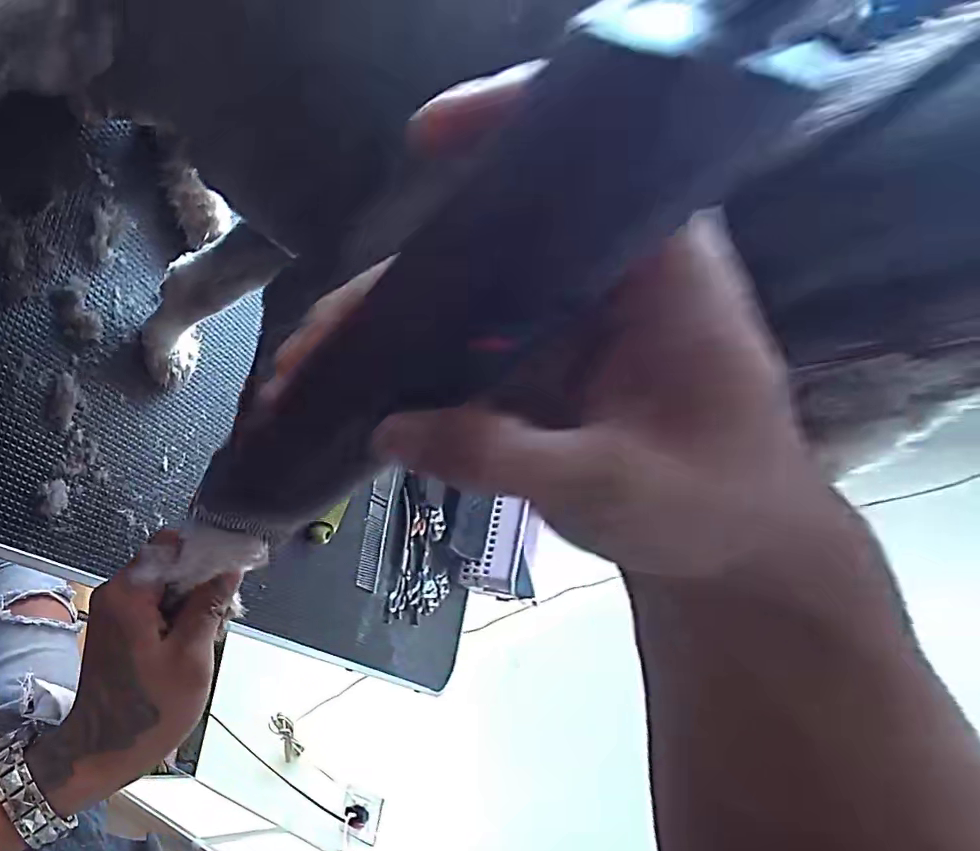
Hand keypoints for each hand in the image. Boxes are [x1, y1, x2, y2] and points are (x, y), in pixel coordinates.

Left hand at [27, 534, 240, 813]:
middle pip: (163, 565)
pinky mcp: (112, 627)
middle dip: (196, 583)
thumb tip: (227, 571)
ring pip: (157, 586)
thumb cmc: (148, 710)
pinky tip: (185, 644)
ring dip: (185, 603)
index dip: (204, 553)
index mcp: (127, 593)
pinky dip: (169, 617)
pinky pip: (146, 606)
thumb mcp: (191, 657)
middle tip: (220, 614)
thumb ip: (208, 606)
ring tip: (203, 637)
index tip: (232, 569)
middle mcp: (112, 593)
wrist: (105, 745)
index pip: (169, 545)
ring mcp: (109, 610)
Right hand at [296, 65, 850, 579]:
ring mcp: (545, 336)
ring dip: (359, 340)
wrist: (725, 552)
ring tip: (290, 382)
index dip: (511, 132)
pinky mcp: (515, 377)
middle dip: (373, 295)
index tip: (424, 138)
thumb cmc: (706, 504)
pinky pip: (434, 360)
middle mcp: (589, 293)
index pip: (587, 177)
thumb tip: (385, 431)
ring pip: (438, 313)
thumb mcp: (608, 482)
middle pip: (467, 261)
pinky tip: (328, 400)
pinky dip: (378, 376)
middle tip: (302, 348)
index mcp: (651, 283)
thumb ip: (499, 456)